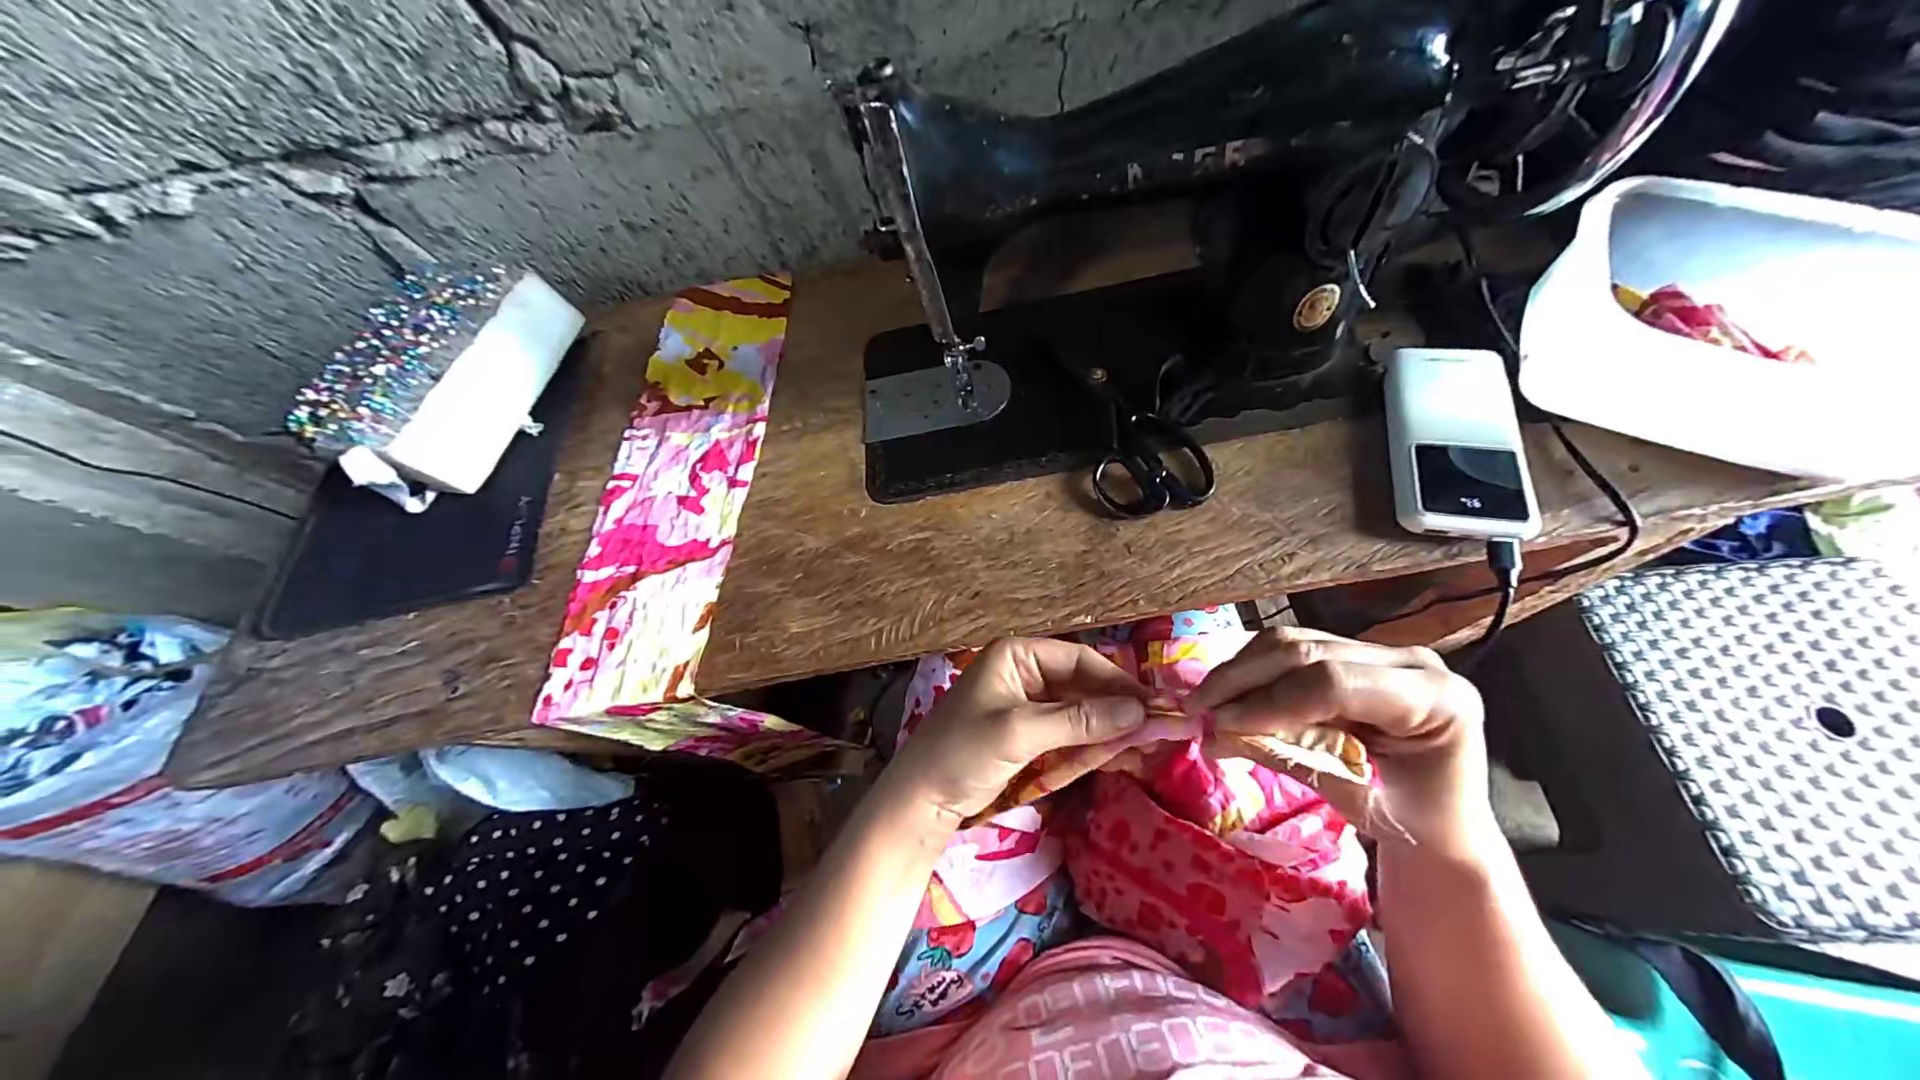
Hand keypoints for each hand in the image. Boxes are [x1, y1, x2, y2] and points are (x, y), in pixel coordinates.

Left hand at [882, 638, 1152, 827]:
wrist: (922, 798)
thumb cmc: (962, 752)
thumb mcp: (1020, 732)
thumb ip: (1079, 720)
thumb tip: (1139, 711)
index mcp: (1016, 656)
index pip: (1080, 661)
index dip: (1119, 683)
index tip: (1155, 706)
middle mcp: (1026, 674)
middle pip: (1086, 687)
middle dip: (1120, 710)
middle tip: (1164, 729)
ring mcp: (1029, 706)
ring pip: (1083, 713)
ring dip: (1113, 730)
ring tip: (1152, 745)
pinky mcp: (1031, 735)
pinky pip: (1071, 735)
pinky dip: (1094, 746)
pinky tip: (1124, 755)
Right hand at [1186, 627, 1496, 857]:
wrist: (1441, 821)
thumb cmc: (1412, 821)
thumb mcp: (1356, 797)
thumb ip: (1290, 758)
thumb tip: (1216, 736)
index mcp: (1435, 697)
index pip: (1335, 683)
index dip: (1271, 701)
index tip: (1222, 725)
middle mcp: (1411, 659)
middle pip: (1308, 652)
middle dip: (1243, 679)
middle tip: (1196, 708)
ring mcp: (1381, 651)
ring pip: (1292, 642)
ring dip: (1240, 671)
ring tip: (1204, 701)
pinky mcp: (1354, 653)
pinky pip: (1292, 650)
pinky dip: (1253, 670)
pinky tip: (1227, 692)